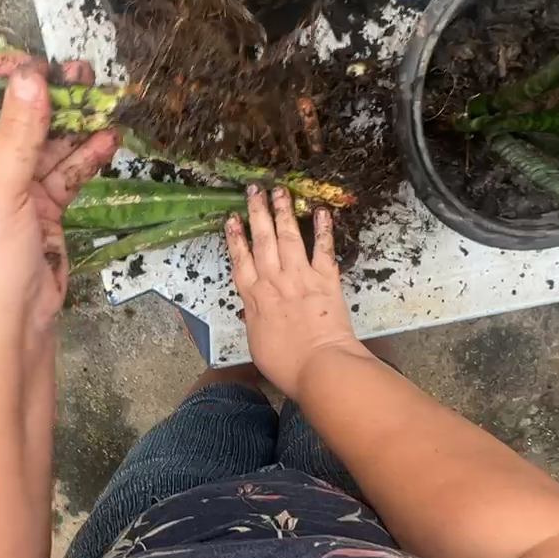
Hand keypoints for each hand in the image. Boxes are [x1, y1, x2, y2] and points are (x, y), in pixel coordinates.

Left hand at [0, 55, 118, 345]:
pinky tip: (108, 140)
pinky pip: (64, 174)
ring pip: (44, 144)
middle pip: (11, 117)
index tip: (30, 63)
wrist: (7, 327)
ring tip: (104, 99)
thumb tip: (30, 75)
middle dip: (45, 97)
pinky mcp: (42, 209)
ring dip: (73, 124)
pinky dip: (85, 158)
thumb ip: (17, 132)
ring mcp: (11, 188)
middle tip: (80, 74)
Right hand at [225, 186, 369, 398]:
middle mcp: (274, 282)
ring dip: (283, 212)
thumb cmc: (286, 365)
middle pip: (263, 241)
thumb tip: (255, 309)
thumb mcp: (257, 343)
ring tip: (279, 191)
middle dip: (257, 213)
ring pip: (288, 237)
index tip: (232, 219)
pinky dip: (322, 229)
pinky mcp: (326, 281)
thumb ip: (255, 319)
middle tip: (254, 190)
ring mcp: (301, 278)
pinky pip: (323, 249)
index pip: (241, 260)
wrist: (320, 366)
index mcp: (254, 299)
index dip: (236, 238)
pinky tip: (320, 211)